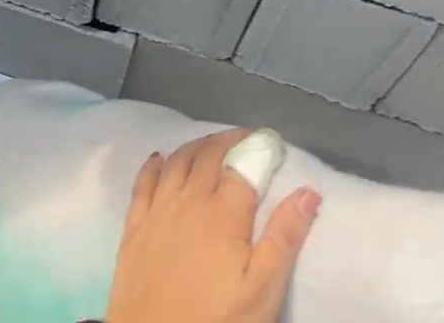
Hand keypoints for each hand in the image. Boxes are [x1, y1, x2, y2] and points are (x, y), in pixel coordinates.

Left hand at [105, 128, 322, 322]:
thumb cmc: (216, 320)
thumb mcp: (262, 289)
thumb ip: (284, 237)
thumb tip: (309, 191)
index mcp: (223, 213)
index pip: (242, 166)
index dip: (255, 149)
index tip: (269, 143)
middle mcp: (189, 200)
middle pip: (207, 156)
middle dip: (226, 141)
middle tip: (242, 139)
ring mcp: (158, 211)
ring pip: (176, 162)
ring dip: (194, 147)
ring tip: (209, 144)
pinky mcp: (134, 226)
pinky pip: (143, 183)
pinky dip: (153, 165)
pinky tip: (158, 158)